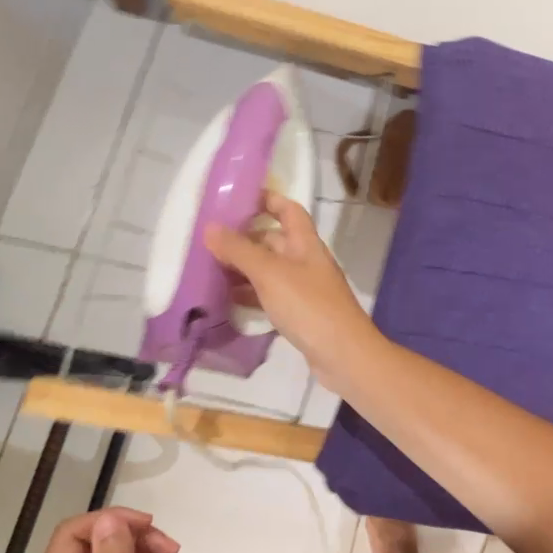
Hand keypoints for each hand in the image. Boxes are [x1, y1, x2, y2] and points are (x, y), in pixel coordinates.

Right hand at [205, 192, 383, 375]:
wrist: (343, 354)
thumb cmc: (309, 307)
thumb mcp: (270, 274)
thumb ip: (240, 251)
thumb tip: (211, 227)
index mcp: (306, 244)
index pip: (290, 210)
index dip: (267, 200)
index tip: (236, 198)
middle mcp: (307, 262)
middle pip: (275, 241)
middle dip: (245, 238)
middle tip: (208, 241)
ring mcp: (305, 289)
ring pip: (270, 270)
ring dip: (244, 268)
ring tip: (208, 269)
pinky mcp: (300, 314)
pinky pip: (271, 296)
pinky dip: (251, 294)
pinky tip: (227, 300)